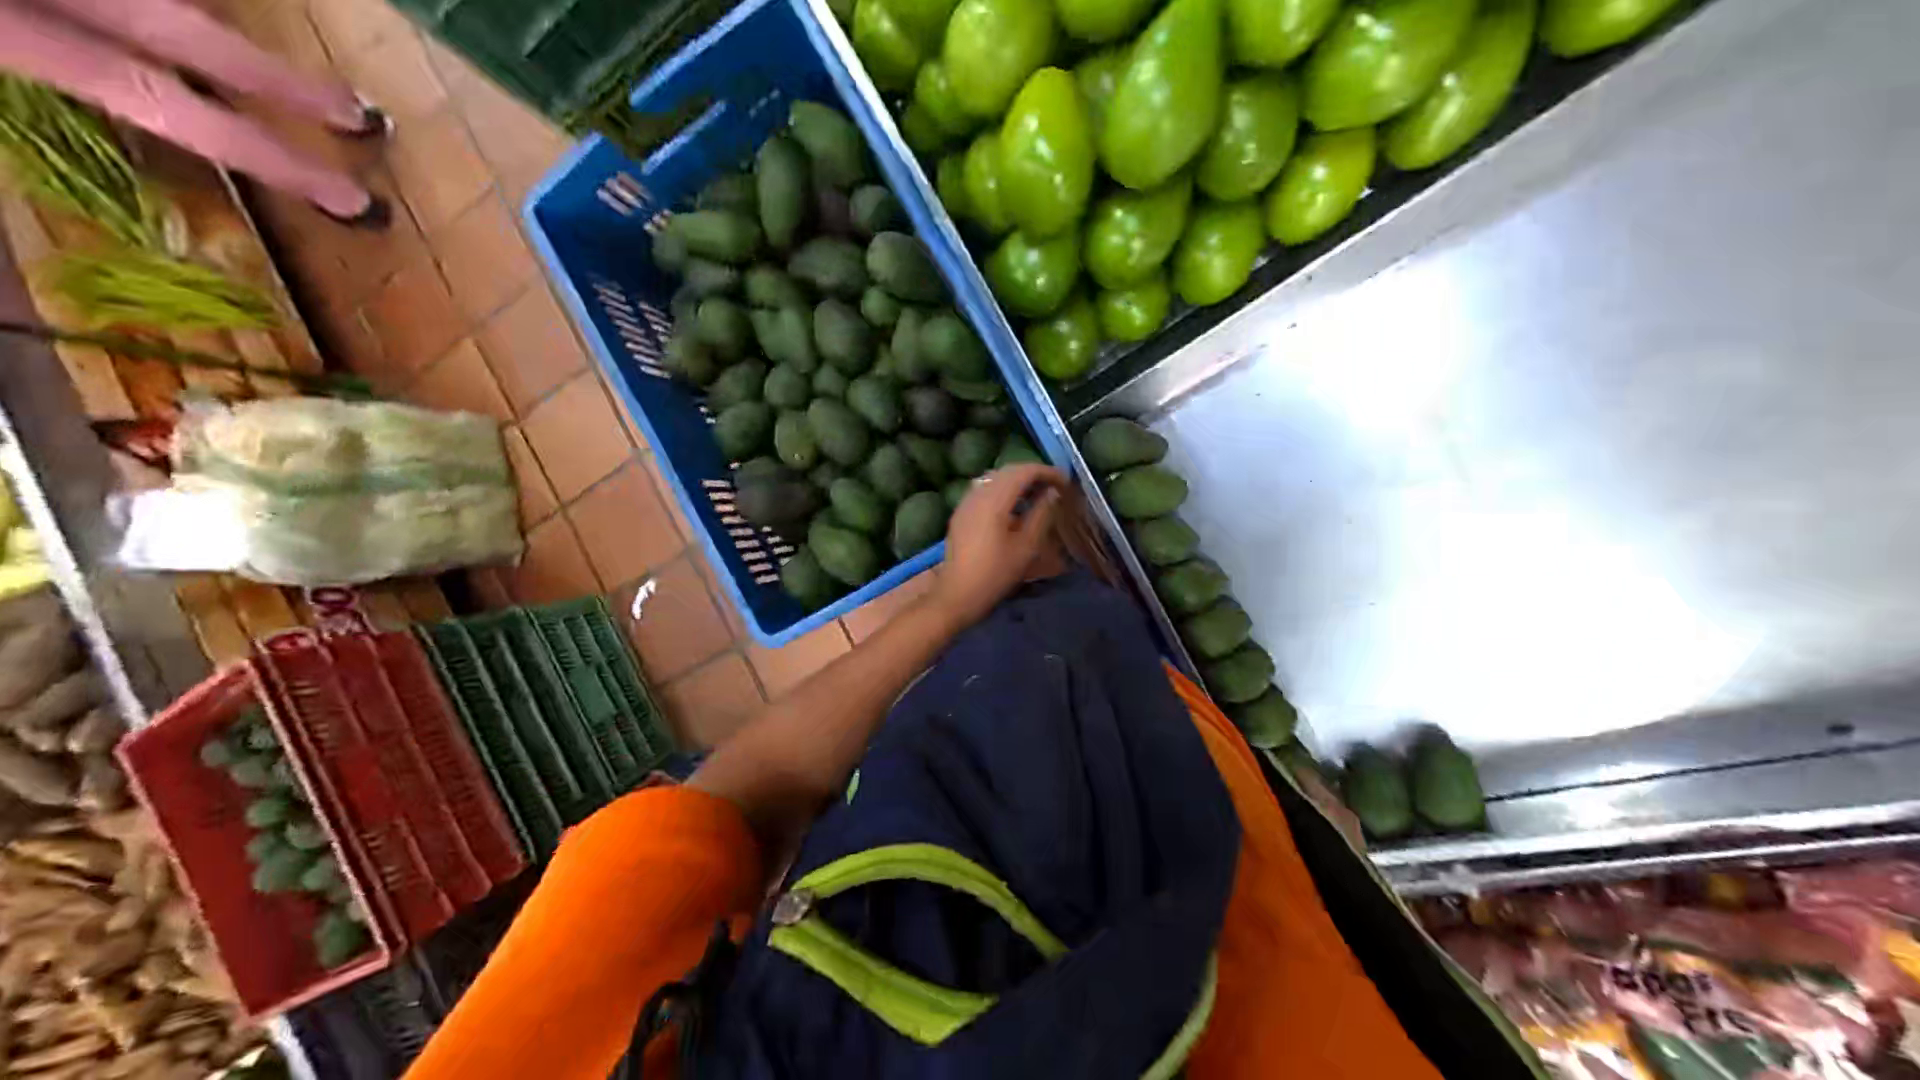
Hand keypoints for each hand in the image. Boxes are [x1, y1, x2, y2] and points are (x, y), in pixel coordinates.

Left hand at [928, 464, 1068, 628]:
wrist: (958, 594)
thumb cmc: (996, 573)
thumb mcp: (1027, 546)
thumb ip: (1042, 514)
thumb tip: (1052, 493)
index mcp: (994, 499)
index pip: (1024, 471)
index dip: (1047, 472)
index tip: (1065, 482)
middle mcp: (978, 493)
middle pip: (1008, 471)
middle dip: (1033, 474)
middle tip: (1054, 486)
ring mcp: (966, 502)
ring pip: (995, 479)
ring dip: (1017, 481)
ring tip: (1037, 495)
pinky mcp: (961, 513)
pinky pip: (985, 490)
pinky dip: (1003, 490)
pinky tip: (1014, 507)